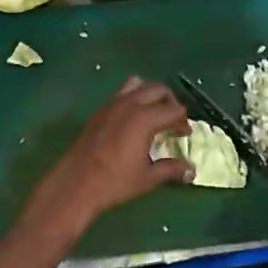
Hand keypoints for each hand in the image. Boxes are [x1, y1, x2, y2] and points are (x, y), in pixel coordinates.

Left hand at [20, 78, 191, 242]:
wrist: (76, 183)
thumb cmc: (115, 182)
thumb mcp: (148, 177)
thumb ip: (172, 169)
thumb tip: (191, 170)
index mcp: (146, 118)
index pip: (174, 109)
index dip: (183, 121)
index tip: (183, 135)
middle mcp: (130, 104)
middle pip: (158, 89)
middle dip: (170, 102)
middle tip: (172, 122)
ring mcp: (112, 104)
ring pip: (138, 85)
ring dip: (150, 95)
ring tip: (153, 115)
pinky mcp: (100, 110)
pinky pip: (122, 93)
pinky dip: (133, 98)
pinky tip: (132, 121)